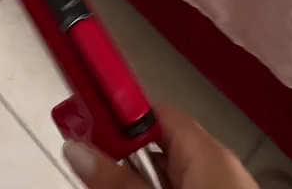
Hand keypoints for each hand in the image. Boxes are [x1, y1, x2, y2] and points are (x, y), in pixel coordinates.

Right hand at [63, 105, 258, 188]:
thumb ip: (116, 182)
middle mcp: (217, 168)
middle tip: (85, 169)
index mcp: (207, 152)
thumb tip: (73, 146)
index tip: (81, 123)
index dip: (117, 112)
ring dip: (132, 182)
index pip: (154, 111)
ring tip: (99, 186)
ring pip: (165, 178)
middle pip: (156, 146)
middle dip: (119, 157)